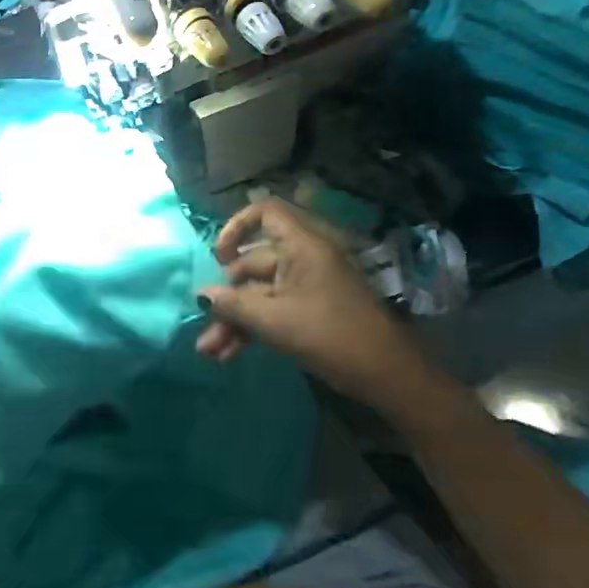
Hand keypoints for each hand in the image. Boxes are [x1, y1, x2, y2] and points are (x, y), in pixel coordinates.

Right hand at [196, 200, 420, 406]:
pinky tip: (230, 353)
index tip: (218, 258)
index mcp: (302, 246)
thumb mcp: (275, 322)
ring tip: (212, 352)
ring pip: (261, 292)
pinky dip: (254, 327)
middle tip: (206, 330)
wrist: (387, 374)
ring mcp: (309, 284)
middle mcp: (305, 257)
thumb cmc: (330, 336)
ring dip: (236, 320)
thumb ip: (234, 306)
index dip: (236, 228)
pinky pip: (274, 308)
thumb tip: (201, 296)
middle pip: (254, 263)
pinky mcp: (312, 309)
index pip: (264, 213)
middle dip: (227, 298)